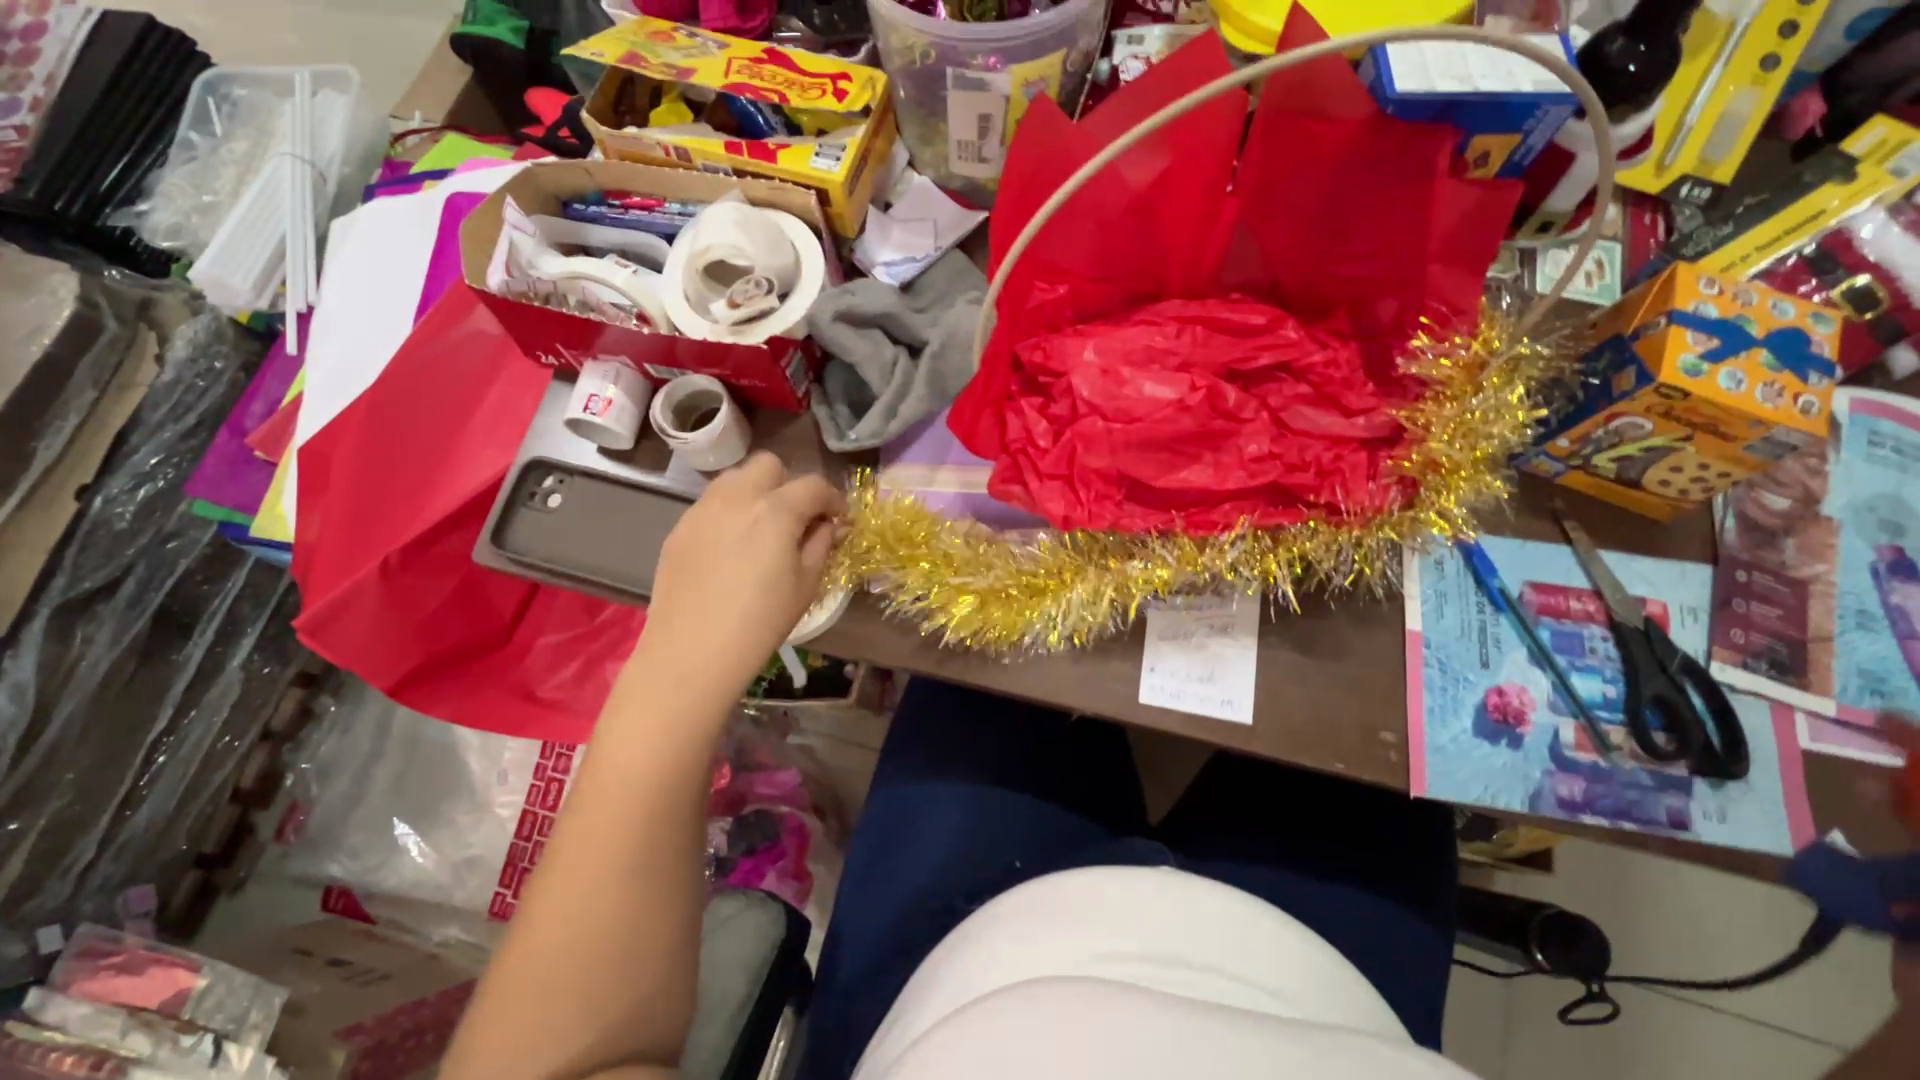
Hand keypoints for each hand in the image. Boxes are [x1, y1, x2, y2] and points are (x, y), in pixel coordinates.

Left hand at [639, 452, 844, 695]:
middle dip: (789, 484)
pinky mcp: (680, 528)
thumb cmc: (760, 622)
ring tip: (761, 528)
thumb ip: (821, 544)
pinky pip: (710, 504)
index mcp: (776, 510)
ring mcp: (702, 509)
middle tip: (796, 518)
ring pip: (735, 479)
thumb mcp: (805, 585)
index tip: (839, 519)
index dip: (833, 500)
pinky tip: (731, 549)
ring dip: (756, 492)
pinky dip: (729, 513)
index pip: (814, 486)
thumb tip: (829, 525)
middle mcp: (737, 497)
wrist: (692, 650)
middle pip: (769, 465)